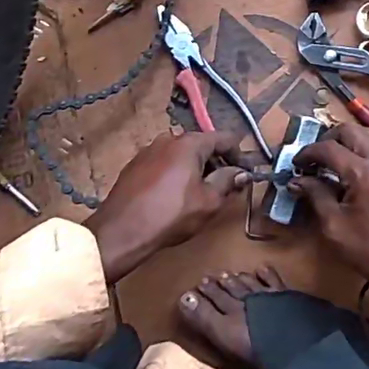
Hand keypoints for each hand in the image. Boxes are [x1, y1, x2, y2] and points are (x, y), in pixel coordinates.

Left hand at [87, 130, 250, 282]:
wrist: (121, 230)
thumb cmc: (170, 215)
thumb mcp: (208, 201)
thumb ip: (228, 182)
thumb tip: (241, 172)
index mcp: (189, 142)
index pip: (224, 138)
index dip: (239, 154)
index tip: (246, 172)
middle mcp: (168, 139)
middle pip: (202, 145)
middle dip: (217, 163)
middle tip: (226, 187)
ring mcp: (148, 150)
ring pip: (181, 155)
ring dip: (195, 169)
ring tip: (201, 194)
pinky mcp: (135, 165)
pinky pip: (164, 164)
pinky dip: (175, 174)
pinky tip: (175, 196)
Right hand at [299, 122, 368, 283]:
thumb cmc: (367, 249)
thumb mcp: (333, 225)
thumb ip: (315, 195)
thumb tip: (299, 180)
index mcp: (363, 174)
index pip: (329, 148)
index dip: (308, 153)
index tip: (297, 163)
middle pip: (351, 131)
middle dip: (328, 139)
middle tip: (315, 156)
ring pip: (368, 137)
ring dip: (347, 142)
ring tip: (333, 159)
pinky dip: (362, 151)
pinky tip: (352, 170)